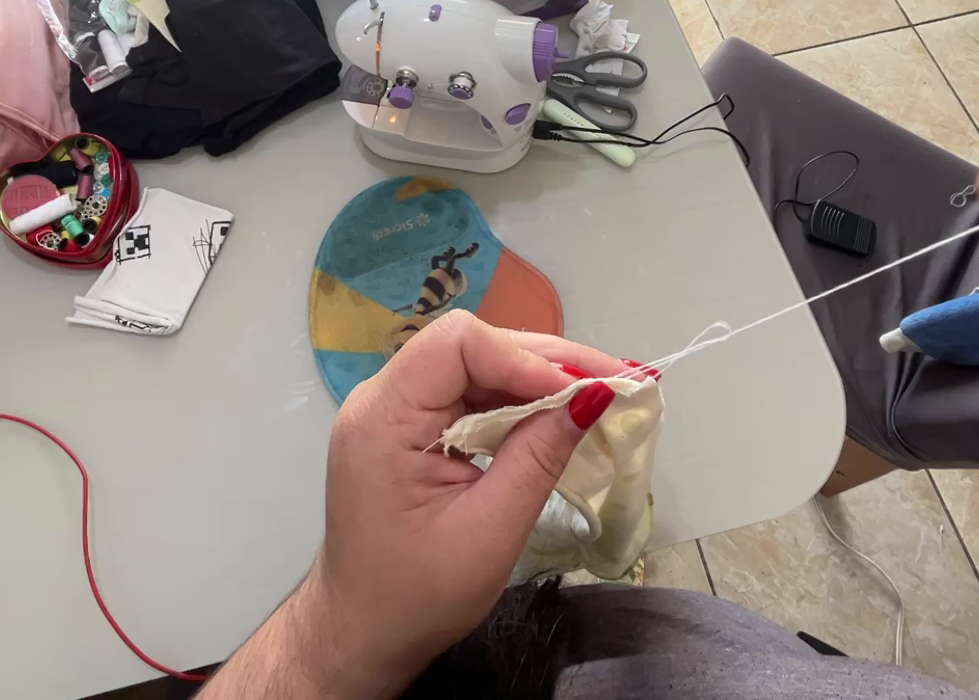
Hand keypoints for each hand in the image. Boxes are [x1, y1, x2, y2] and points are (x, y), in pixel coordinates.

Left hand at [201, 311, 625, 698]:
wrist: (362, 634)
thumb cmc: (417, 596)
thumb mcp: (488, 532)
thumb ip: (537, 458)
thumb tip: (593, 398)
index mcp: (384, 416)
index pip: (456, 344)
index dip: (523, 358)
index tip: (580, 390)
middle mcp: (384, 396)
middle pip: (471, 346)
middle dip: (545, 360)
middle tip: (616, 378)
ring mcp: (397, 407)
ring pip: (476, 364)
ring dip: (537, 376)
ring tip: (599, 391)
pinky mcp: (413, 424)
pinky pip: (469, 391)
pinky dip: (516, 397)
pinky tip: (557, 408)